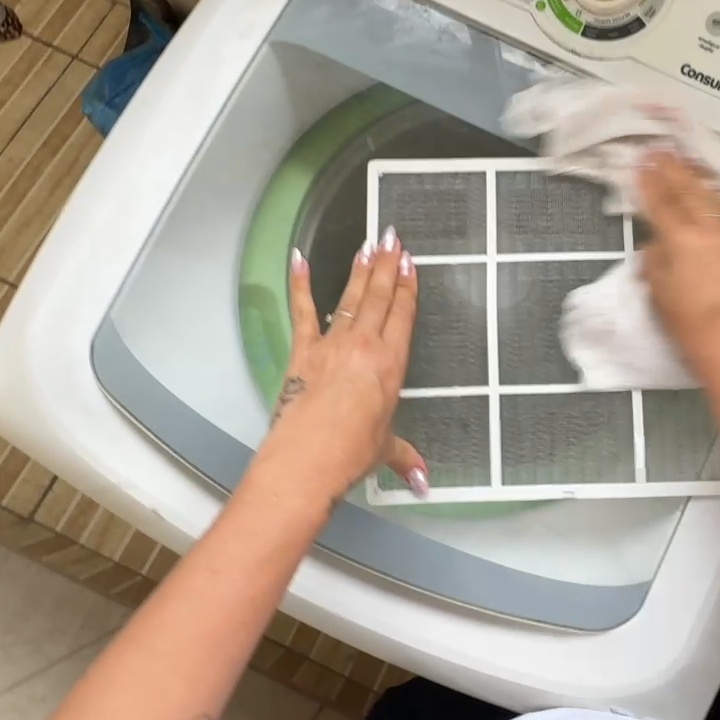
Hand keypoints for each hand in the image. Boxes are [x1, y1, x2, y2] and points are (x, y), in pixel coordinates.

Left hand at [251, 228, 428, 502]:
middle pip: (380, 297)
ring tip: (367, 245)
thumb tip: (422, 482)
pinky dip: (299, 283)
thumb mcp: (382, 450)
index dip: (408, 286)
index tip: (410, 262)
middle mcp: (365, 346)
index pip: (403, 314)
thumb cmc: (351, 455)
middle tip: (392, 237)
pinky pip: (302, 311)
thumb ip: (404, 457)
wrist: (306, 461)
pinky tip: (298, 259)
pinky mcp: (302, 351)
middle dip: (387, 264)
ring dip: (359, 270)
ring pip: (351, 298)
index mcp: (392, 364)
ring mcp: (332, 344)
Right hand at [635, 151, 719, 380]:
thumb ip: (655, 257)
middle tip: (658, 150)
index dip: (648, 181)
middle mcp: (706, 230)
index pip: (660, 201)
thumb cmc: (686, 321)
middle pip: (687, 190)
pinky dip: (709, 195)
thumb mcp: (657, 288)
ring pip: (709, 197)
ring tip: (682, 161)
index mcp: (681, 238)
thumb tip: (658, 242)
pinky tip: (705, 191)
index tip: (640, 161)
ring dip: (693, 176)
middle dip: (671, 169)